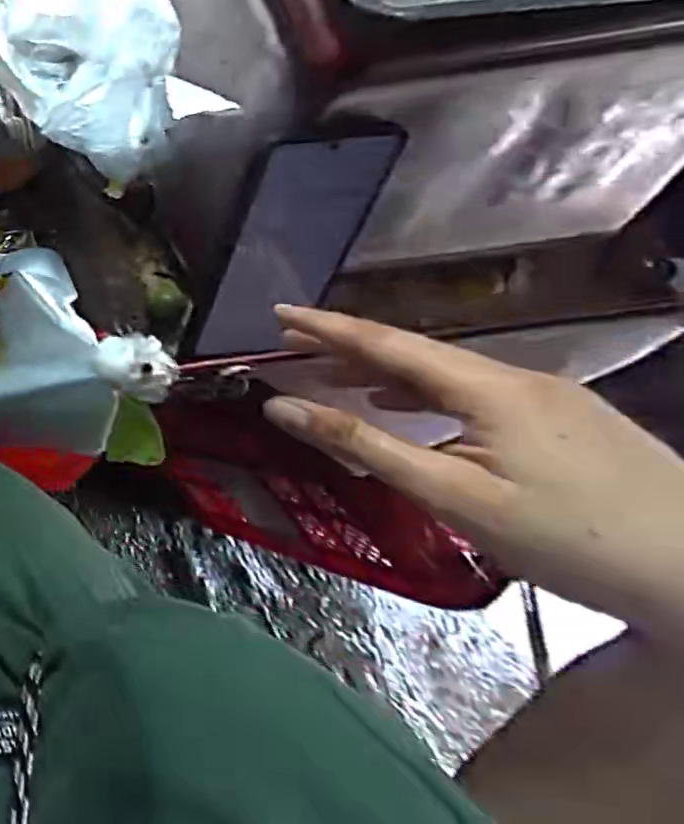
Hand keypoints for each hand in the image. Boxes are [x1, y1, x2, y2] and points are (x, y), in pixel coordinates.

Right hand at [261, 305, 683, 642]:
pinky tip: (404, 406)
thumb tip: (279, 405)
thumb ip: (359, 444)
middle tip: (290, 341)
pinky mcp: (570, 425)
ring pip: (446, 372)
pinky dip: (420, 392)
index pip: (388, 344)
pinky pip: (473, 392)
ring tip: (331, 375)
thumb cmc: (572, 538)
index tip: (277, 310)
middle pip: (417, 352)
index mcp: (490, 389)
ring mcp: (553, 402)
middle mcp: (522, 381)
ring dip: (382, 370)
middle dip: (348, 345)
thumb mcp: (449, 494)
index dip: (328, 326)